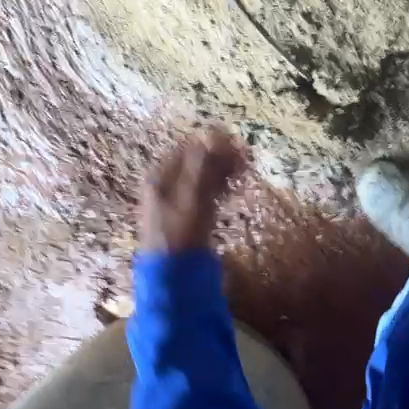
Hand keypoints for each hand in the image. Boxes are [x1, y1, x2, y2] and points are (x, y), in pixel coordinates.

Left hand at [138, 127, 243, 253]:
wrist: (174, 275)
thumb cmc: (180, 233)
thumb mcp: (191, 196)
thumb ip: (201, 165)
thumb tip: (212, 133)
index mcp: (161, 176)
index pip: (189, 147)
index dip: (213, 142)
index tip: (238, 144)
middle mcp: (167, 183)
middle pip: (197, 160)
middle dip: (222, 156)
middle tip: (247, 158)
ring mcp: (178, 198)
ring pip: (204, 175)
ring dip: (224, 169)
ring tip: (245, 171)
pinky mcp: (189, 212)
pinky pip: (206, 190)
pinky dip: (221, 185)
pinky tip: (235, 186)